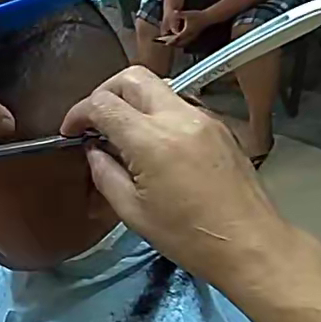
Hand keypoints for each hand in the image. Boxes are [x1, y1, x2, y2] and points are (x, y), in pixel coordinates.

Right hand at [60, 66, 297, 286]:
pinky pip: (180, 106)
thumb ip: (105, 173)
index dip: (79, 112)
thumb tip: (94, 151)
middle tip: (94, 121)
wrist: (250, 244)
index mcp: (152, 139)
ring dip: (133, 101)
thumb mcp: (133, 212)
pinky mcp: (220, 127)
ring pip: (158, 88)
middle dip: (105, 92)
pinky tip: (154, 145)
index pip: (104, 103)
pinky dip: (158, 114)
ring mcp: (204, 118)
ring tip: (122, 134)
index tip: (70, 131)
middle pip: (132, 77)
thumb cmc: (188, 237)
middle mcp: (179, 117)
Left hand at [160, 8, 216, 48]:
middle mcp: (189, 36)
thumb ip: (179, 14)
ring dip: (176, 45)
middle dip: (172, 44)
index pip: (177, 39)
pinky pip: (186, 43)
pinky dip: (181, 44)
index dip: (171, 41)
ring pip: (183, 44)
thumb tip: (173, 11)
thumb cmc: (197, 15)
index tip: (165, 43)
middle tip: (165, 44)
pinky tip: (178, 42)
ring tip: (170, 44)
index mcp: (186, 32)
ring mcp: (192, 38)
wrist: (207, 18)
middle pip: (179, 44)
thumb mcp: (187, 14)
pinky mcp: (194, 37)